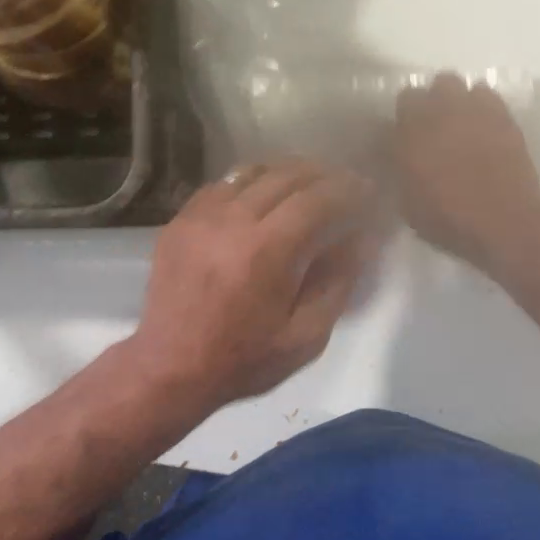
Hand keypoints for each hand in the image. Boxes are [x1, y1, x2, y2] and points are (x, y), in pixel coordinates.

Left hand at [129, 160, 373, 408]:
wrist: (170, 367)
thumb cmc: (243, 359)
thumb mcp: (306, 336)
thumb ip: (338, 283)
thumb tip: (359, 241)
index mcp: (268, 249)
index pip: (319, 198)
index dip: (350, 190)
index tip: (369, 192)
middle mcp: (234, 220)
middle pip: (288, 175)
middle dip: (323, 175)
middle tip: (345, 185)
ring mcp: (202, 216)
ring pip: (253, 172)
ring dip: (287, 173)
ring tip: (307, 186)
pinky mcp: (181, 220)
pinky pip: (222, 185)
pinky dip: (250, 183)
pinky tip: (262, 197)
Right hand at [394, 74, 539, 270]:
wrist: (503, 224)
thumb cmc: (447, 219)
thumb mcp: (406, 201)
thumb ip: (398, 169)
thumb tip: (395, 154)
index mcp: (411, 130)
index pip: (403, 101)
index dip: (405, 116)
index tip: (406, 133)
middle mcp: (442, 111)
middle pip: (437, 84)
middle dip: (435, 100)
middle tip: (435, 126)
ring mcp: (477, 111)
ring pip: (465, 86)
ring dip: (461, 100)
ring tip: (463, 124)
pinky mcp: (505, 119)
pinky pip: (490, 99)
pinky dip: (485, 108)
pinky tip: (485, 129)